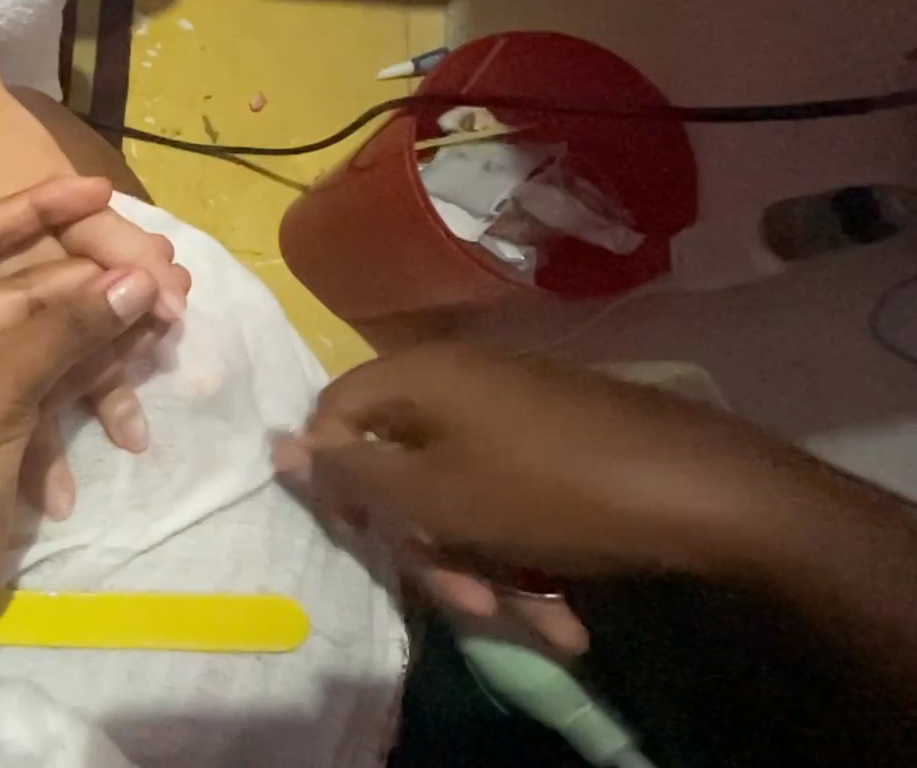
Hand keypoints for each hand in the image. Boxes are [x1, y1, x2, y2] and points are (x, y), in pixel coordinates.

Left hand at [0, 82, 189, 513]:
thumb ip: (68, 327)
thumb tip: (140, 281)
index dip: (42, 206)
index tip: (101, 190)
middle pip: (35, 288)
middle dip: (98, 287)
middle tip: (170, 284)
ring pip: (56, 337)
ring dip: (107, 336)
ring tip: (169, 327)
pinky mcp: (9, 416)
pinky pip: (59, 383)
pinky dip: (94, 386)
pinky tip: (136, 394)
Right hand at [273, 343, 807, 654]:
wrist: (718, 495)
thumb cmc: (543, 489)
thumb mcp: (429, 495)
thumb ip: (347, 473)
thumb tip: (273, 445)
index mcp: (414, 376)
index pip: (333, 413)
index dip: (332, 474)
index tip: (360, 533)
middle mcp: (454, 377)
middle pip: (399, 459)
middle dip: (423, 539)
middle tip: (460, 596)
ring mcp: (510, 403)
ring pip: (457, 484)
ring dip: (477, 555)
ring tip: (528, 616)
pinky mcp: (555, 432)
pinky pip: (506, 485)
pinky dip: (517, 539)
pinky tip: (557, 599)